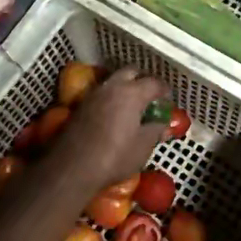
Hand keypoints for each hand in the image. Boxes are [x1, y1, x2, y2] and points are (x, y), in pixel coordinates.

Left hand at [50, 68, 169, 188]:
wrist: (73, 167)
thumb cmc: (114, 157)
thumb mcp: (143, 146)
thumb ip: (156, 130)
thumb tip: (163, 124)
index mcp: (132, 93)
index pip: (154, 82)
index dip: (164, 90)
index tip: (168, 99)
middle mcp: (112, 87)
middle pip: (131, 73)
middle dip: (143, 80)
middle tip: (151, 96)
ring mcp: (94, 94)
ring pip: (114, 80)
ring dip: (125, 86)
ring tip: (134, 104)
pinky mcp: (81, 105)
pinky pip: (102, 92)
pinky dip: (112, 96)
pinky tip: (115, 113)